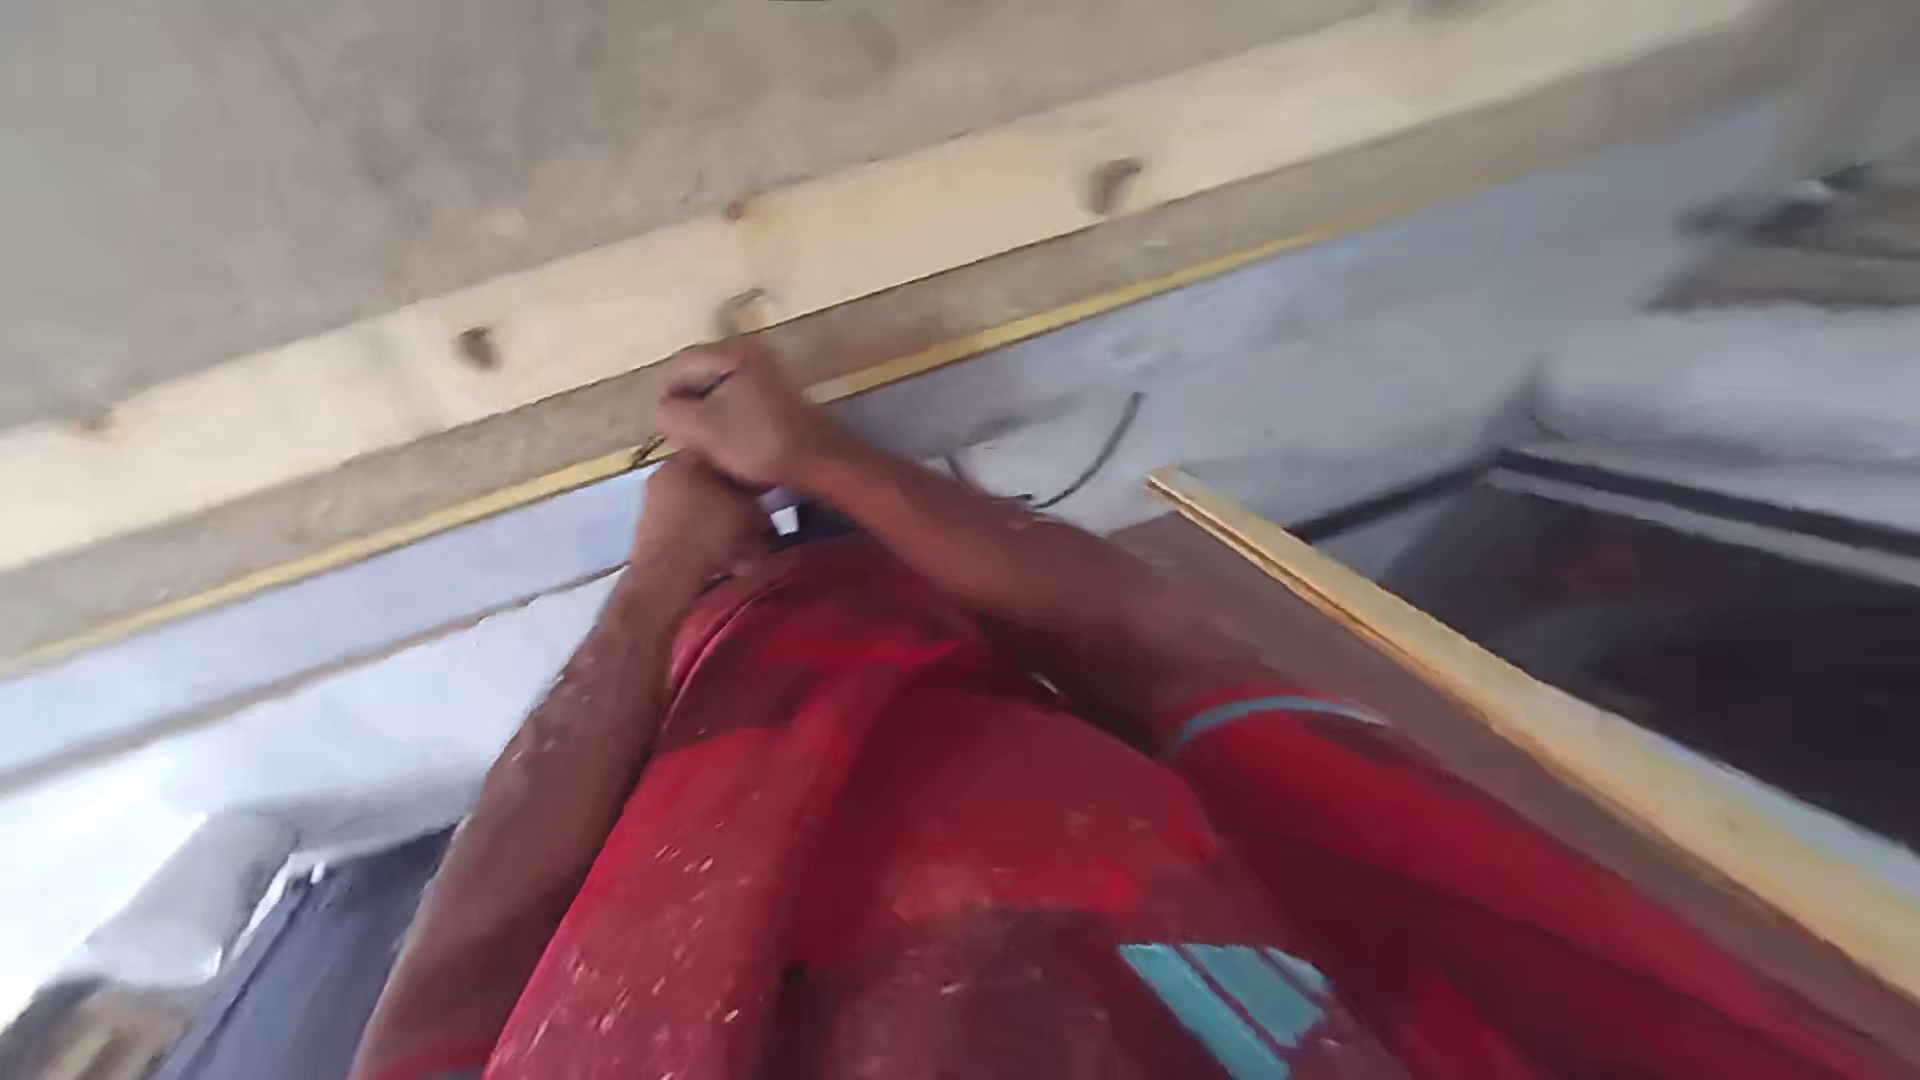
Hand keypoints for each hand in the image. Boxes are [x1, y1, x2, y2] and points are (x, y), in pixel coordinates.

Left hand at [633, 456, 769, 583]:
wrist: (668, 571)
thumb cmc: (710, 529)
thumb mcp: (748, 510)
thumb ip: (758, 502)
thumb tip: (764, 505)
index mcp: (683, 461)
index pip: (723, 461)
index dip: (748, 481)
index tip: (763, 499)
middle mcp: (665, 478)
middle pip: (714, 493)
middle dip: (739, 515)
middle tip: (758, 532)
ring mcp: (656, 508)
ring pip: (705, 518)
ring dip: (729, 535)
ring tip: (748, 556)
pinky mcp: (654, 536)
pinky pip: (692, 536)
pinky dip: (711, 547)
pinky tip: (731, 565)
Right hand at [654, 339, 848, 488]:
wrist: (821, 462)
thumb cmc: (760, 444)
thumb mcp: (703, 429)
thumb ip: (670, 412)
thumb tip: (667, 408)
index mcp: (732, 351)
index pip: (677, 368)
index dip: (668, 401)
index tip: (673, 433)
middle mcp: (753, 352)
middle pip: (700, 379)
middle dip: (690, 410)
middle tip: (689, 441)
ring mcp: (770, 373)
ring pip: (721, 394)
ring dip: (711, 420)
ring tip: (711, 447)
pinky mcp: (781, 397)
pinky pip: (742, 405)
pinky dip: (733, 423)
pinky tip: (734, 447)